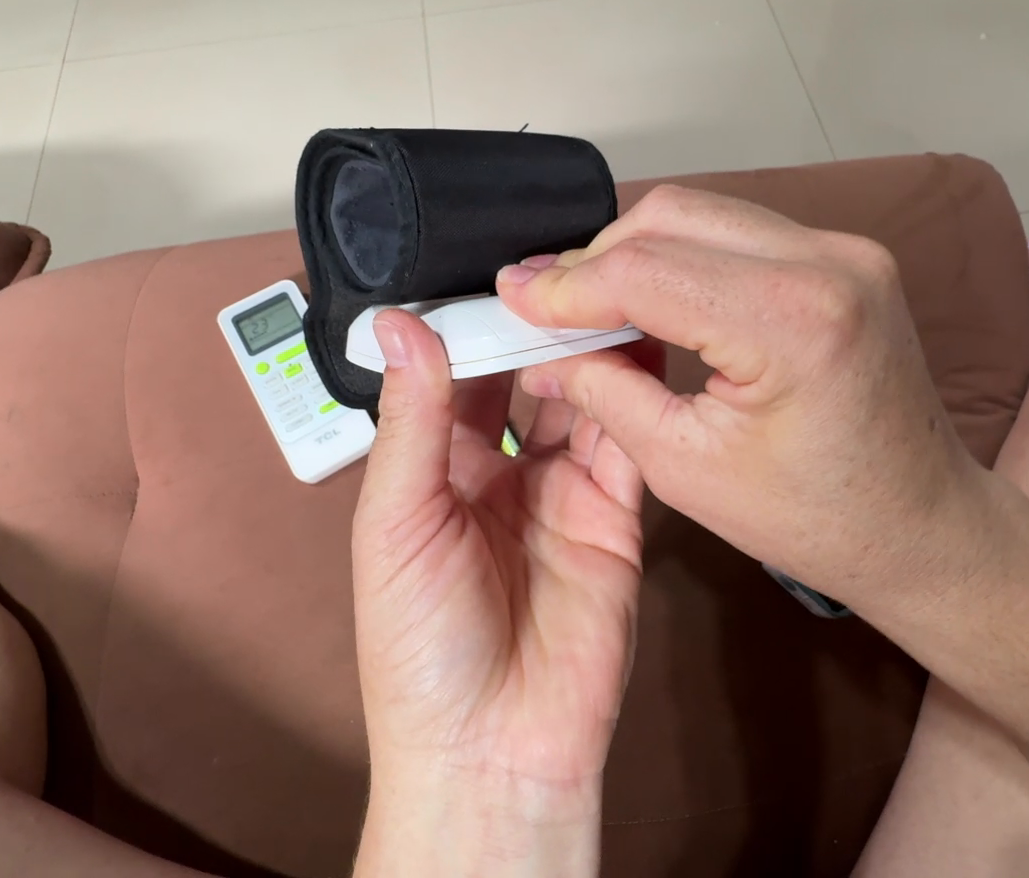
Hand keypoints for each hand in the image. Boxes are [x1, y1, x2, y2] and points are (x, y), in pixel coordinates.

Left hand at [350, 310, 647, 875]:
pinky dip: (630, 404)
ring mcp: (562, 493)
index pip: (459, 377)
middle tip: (557, 278)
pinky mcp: (614, 517)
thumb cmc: (420, 656)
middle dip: (539, 334)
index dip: (474, 328)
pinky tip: (632, 360)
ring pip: (582, 404)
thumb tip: (400, 330)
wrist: (494, 751)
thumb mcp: (396, 525)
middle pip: (527, 382)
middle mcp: (503, 476)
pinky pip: (626, 447)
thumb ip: (411, 424)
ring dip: (588, 359)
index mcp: (439, 473)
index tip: (490, 277)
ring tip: (598, 303)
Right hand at [497, 184, 986, 613]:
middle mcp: (827, 261)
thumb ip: (606, 392)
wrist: (921, 522)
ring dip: (634, 250)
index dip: (566, 285)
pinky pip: (735, 229)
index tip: (513, 300)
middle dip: (595, 258)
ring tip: (589, 304)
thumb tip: (542, 351)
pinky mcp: (842, 254)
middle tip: (546, 307)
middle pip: (670, 216)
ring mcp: (843, 248)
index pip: (645, 269)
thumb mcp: (688, 467)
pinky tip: (649, 294)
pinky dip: (679, 253)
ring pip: (700, 212)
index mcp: (793, 321)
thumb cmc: (816, 517)